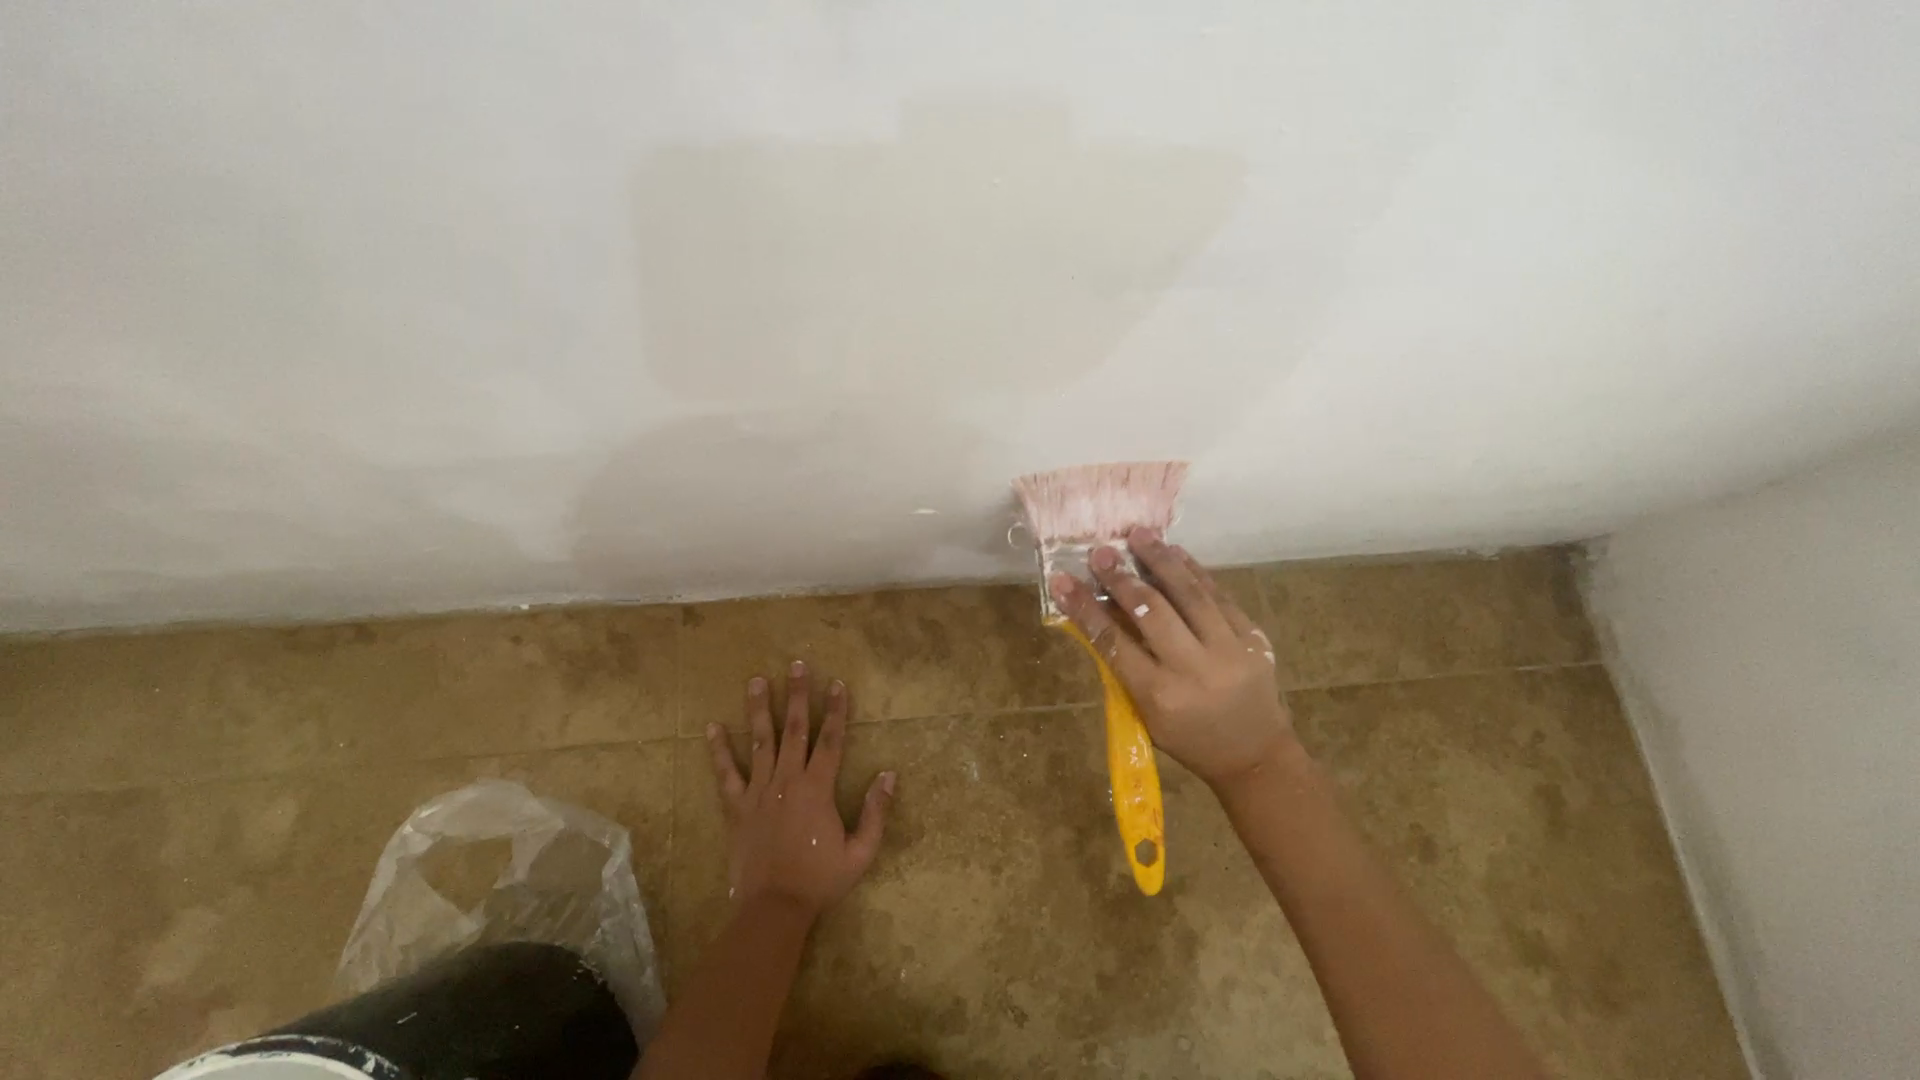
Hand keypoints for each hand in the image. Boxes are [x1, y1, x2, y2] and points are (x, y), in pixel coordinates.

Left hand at [704, 661, 895, 916]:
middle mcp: (787, 781)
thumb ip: (876, 812)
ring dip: (759, 709)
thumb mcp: (861, 852)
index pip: (831, 740)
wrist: (774, 908)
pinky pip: (725, 774)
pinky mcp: (736, 808)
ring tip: (756, 680)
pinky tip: (711, 727)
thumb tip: (888, 775)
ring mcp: (758, 792)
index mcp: (818, 789)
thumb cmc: (821, 880)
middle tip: (796, 664)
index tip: (837, 683)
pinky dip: (718, 750)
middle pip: (794, 730)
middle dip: (797, 695)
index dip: (836, 710)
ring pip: (759, 742)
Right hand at [1049, 527, 1296, 791]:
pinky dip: (1195, 571)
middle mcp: (1194, 668)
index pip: (1113, 642)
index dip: (1085, 608)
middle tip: (1100, 551)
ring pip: (1189, 594)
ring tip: (1138, 534)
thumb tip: (1099, 614)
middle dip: (1122, 578)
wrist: (1255, 755)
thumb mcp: (1146, 714)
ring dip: (1160, 561)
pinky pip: (1219, 596)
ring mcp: (1229, 650)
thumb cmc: (1188, 740)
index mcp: (1159, 695)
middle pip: (1151, 612)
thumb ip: (1124, 668)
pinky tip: (1175, 552)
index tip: (1062, 580)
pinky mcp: (1253, 638)